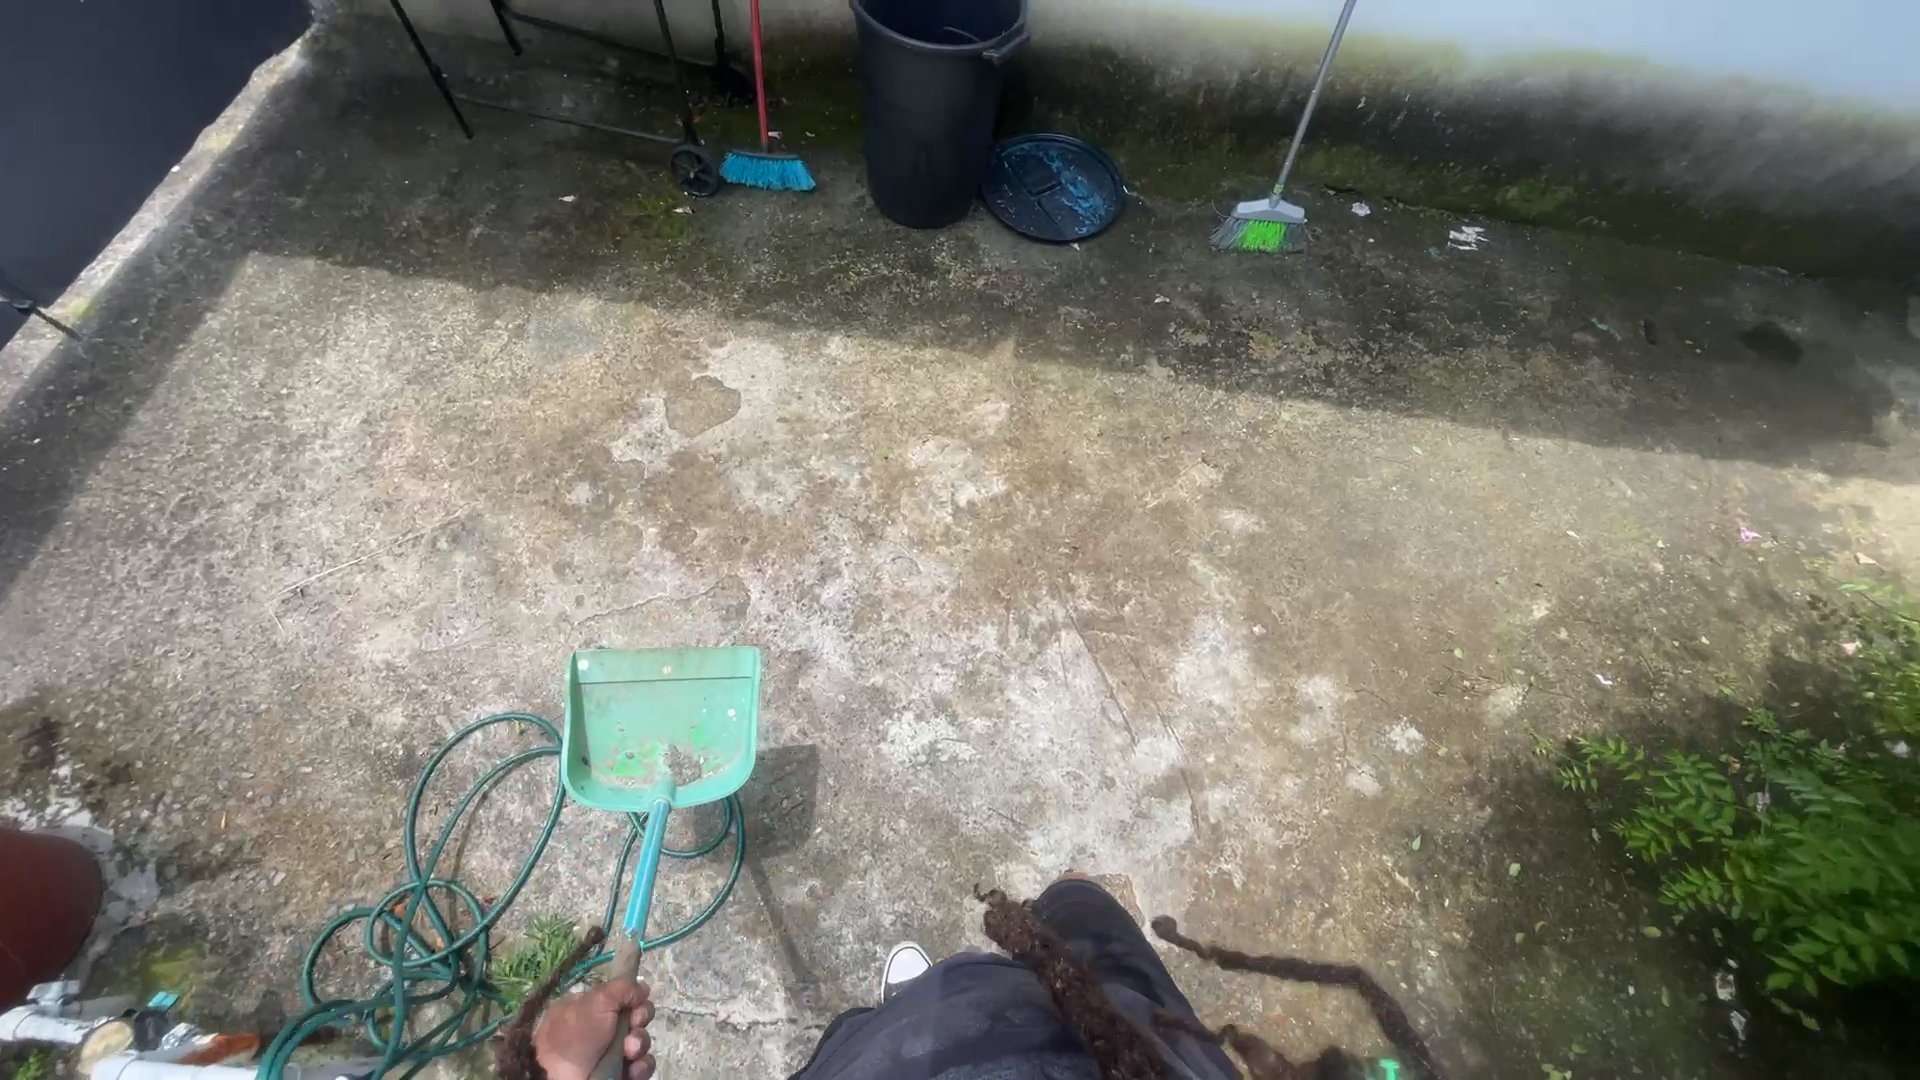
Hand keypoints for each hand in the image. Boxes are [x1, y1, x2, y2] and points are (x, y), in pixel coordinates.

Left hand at [532, 980, 655, 1079]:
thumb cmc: (576, 1037)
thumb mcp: (598, 1000)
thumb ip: (623, 987)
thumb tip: (643, 990)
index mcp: (591, 1009)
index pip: (623, 997)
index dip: (635, 998)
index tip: (636, 1003)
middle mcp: (601, 1030)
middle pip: (636, 1017)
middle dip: (641, 1020)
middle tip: (634, 1026)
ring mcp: (610, 1055)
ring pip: (641, 1041)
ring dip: (641, 1043)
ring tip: (630, 1052)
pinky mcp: (618, 1074)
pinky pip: (641, 1066)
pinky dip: (642, 1067)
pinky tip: (634, 1068)